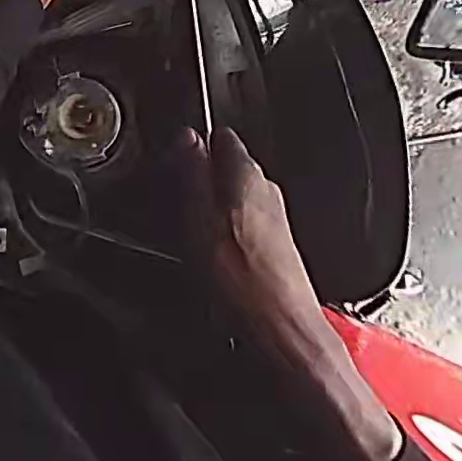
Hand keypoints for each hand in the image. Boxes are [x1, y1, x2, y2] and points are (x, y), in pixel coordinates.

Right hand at [178, 128, 323, 331]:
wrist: (281, 325)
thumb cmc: (242, 278)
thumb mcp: (200, 218)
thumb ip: (193, 173)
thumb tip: (186, 137)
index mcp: (247, 174)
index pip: (220, 135)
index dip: (196, 146)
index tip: (180, 165)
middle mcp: (266, 187)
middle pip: (227, 163)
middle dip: (203, 177)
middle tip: (184, 205)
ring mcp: (273, 211)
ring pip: (234, 191)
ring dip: (213, 204)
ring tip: (198, 234)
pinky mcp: (275, 236)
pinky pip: (243, 215)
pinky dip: (227, 225)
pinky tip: (217, 252)